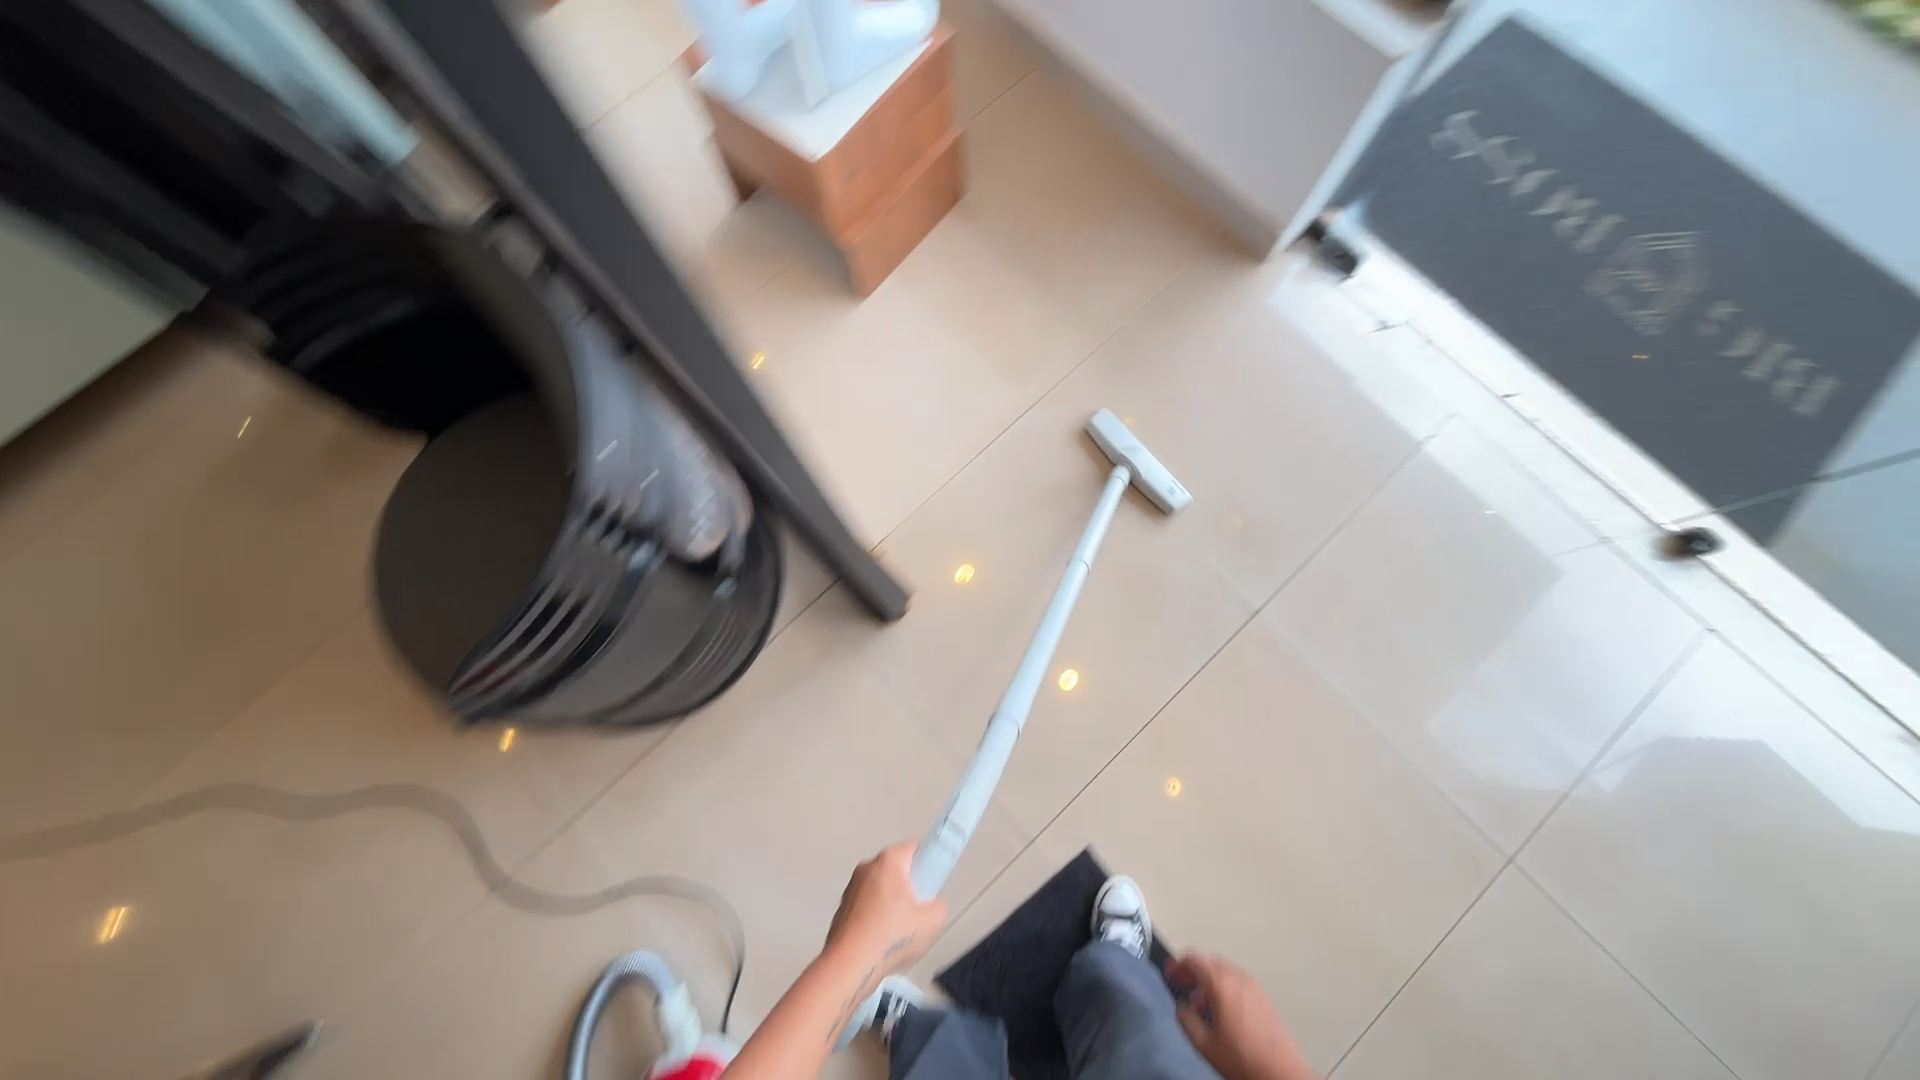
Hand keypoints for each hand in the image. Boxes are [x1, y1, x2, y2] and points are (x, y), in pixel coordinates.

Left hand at [825, 842, 947, 974]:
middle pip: (897, 869)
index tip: (930, 883)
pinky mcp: (842, 906)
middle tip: (916, 911)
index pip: (915, 849)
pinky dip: (875, 916)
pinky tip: (881, 938)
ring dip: (891, 903)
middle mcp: (867, 867)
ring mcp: (851, 887)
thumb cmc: (889, 938)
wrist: (850, 966)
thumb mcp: (932, 922)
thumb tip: (933, 905)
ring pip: (881, 888)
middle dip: (909, 887)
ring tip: (897, 930)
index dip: (927, 865)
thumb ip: (940, 905)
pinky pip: (867, 904)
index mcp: (889, 861)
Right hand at [1166, 953, 1312, 1079]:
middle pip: (1210, 962)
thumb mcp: (1203, 1042)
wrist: (1281, 1073)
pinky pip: (1238, 982)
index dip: (1178, 963)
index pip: (1194, 958)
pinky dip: (1225, 987)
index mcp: (1221, 982)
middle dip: (1194, 971)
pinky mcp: (1265, 997)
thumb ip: (1185, 1018)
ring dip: (1210, 980)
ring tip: (1202, 1003)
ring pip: (1225, 972)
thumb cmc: (1240, 1056)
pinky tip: (1223, 1010)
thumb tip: (1182, 1005)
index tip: (1170, 973)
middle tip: (1183, 986)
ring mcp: (1254, 986)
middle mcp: (1238, 977)